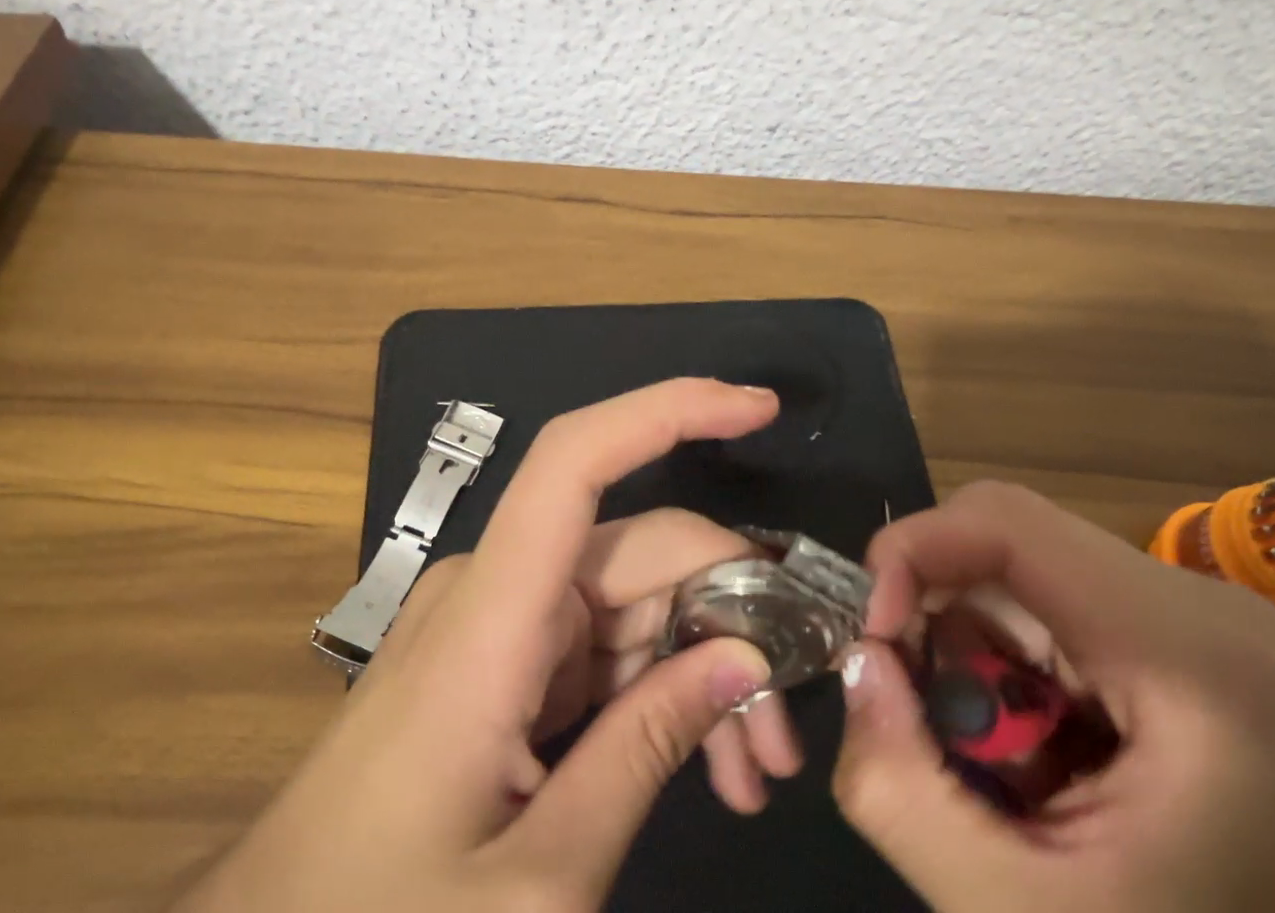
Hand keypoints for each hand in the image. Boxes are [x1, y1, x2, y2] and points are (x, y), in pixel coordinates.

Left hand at [174, 379, 799, 912]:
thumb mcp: (542, 873)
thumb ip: (646, 749)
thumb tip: (745, 657)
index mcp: (490, 622)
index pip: (574, 462)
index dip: (668, 411)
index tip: (759, 409)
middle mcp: (494, 595)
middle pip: (642, 552)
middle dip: (733, 618)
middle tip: (785, 739)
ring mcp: (496, 625)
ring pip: (635, 604)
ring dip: (703, 671)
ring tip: (751, 774)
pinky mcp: (500, 661)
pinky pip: (603, 645)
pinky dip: (658, 692)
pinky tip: (703, 764)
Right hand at [833, 481, 1274, 912]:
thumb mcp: (1009, 908)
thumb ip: (899, 789)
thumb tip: (856, 662)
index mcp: (1187, 654)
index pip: (1007, 524)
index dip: (911, 554)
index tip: (868, 639)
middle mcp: (1199, 606)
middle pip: (1007, 540)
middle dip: (930, 611)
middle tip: (907, 709)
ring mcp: (1194, 619)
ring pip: (1016, 573)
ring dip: (962, 648)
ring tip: (978, 754)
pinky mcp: (1177, 638)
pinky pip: (1044, 607)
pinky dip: (998, 663)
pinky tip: (1022, 746)